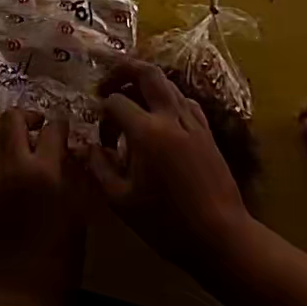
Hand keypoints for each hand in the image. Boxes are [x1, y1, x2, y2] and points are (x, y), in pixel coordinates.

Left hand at [0, 110, 84, 305]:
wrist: (26, 287)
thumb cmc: (63, 249)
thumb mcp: (78, 204)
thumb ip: (73, 169)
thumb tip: (71, 148)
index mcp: (44, 168)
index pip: (52, 126)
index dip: (60, 123)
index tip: (64, 127)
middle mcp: (14, 166)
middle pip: (11, 119)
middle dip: (26, 116)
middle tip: (38, 127)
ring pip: (1, 147)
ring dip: (16, 151)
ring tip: (29, 170)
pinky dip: (7, 176)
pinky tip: (17, 197)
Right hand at [82, 59, 252, 268]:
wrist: (220, 236)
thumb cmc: (167, 223)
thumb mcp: (123, 202)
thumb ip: (100, 168)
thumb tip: (86, 147)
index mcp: (147, 132)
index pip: (116, 102)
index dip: (102, 112)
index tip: (100, 133)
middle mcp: (170, 116)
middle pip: (147, 72)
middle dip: (123, 69)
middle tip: (108, 82)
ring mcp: (192, 120)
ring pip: (167, 83)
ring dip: (145, 83)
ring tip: (131, 98)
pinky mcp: (206, 129)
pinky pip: (184, 99)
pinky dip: (167, 98)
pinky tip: (161, 116)